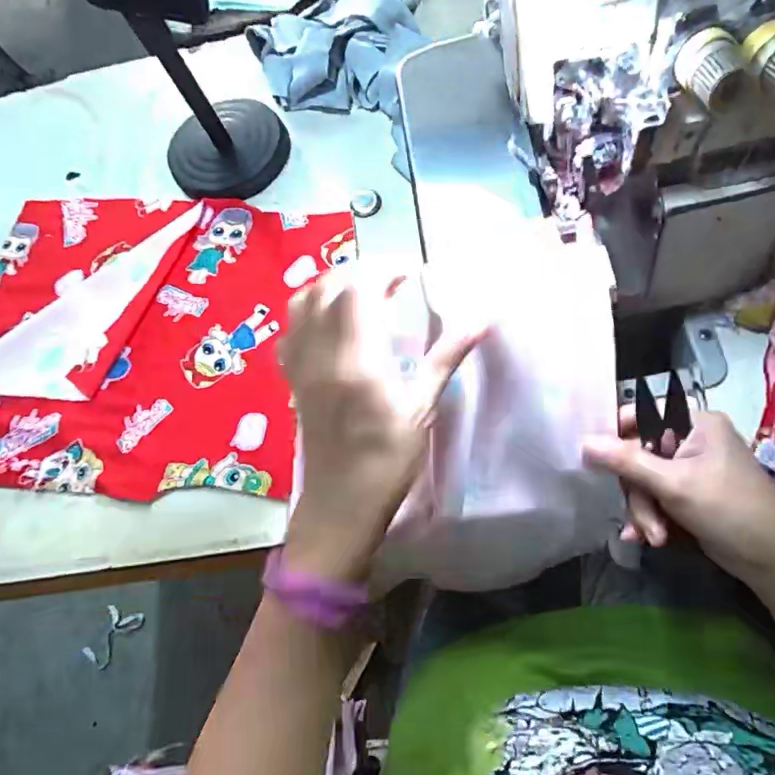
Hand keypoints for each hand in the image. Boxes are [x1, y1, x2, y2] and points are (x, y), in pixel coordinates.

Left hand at [277, 270, 484, 580]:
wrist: (341, 505)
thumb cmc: (388, 463)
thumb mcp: (422, 410)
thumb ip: (445, 357)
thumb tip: (482, 319)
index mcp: (355, 360)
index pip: (358, 287)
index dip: (385, 268)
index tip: (412, 274)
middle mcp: (319, 353)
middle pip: (328, 286)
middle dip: (361, 271)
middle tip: (394, 281)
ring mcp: (300, 365)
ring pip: (303, 301)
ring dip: (333, 285)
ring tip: (364, 294)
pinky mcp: (292, 378)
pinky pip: (292, 327)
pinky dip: (312, 309)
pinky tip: (335, 324)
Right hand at [583, 408, 774, 583]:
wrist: (771, 557)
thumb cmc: (727, 509)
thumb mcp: (673, 484)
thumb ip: (627, 462)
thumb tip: (583, 443)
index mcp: (694, 422)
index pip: (640, 414)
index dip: (614, 436)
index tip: (593, 460)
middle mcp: (691, 439)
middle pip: (638, 454)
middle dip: (637, 493)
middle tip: (645, 521)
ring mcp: (690, 468)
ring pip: (644, 481)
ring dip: (644, 511)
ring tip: (655, 537)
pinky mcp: (689, 494)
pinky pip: (656, 497)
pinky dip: (651, 517)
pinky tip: (650, 538)